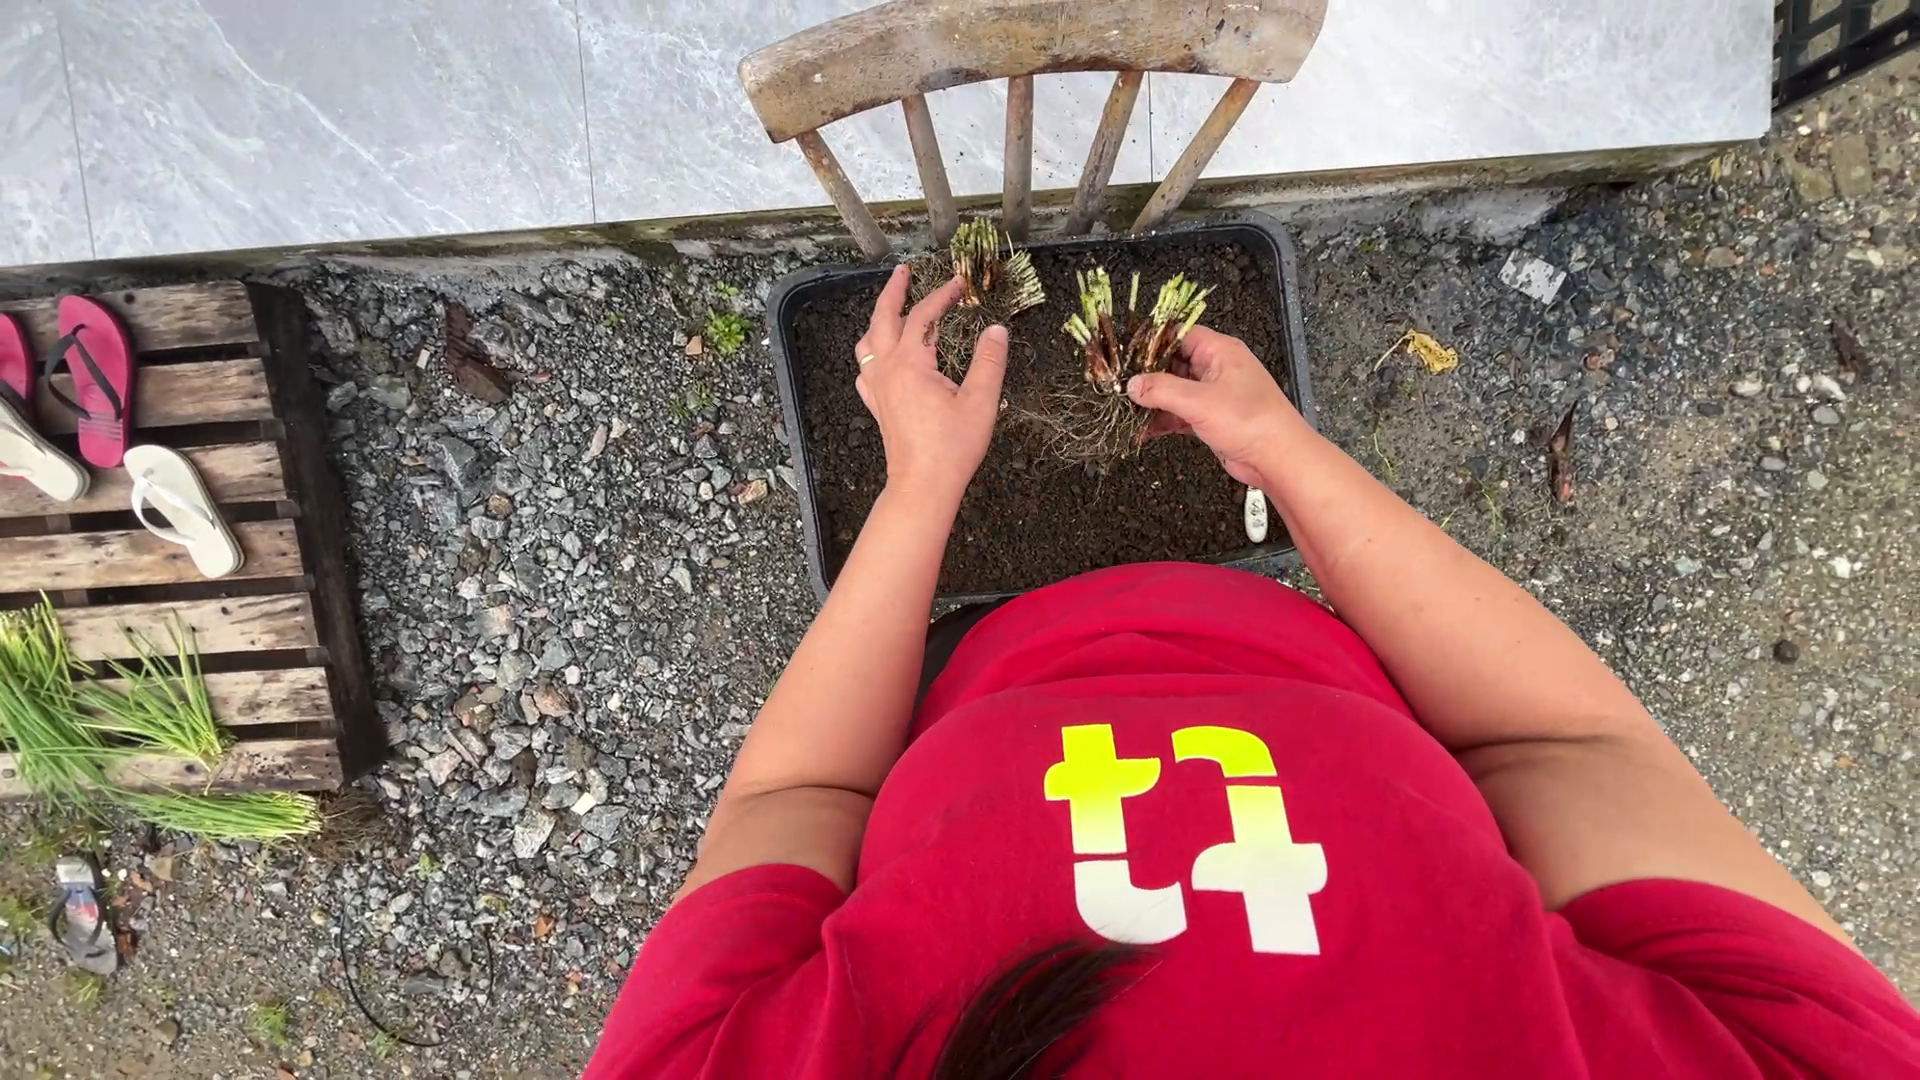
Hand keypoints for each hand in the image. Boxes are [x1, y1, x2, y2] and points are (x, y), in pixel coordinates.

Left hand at [853, 265, 1007, 505]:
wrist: (923, 485)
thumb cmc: (951, 448)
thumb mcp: (981, 402)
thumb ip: (990, 361)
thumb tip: (998, 330)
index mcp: (910, 364)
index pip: (924, 316)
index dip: (942, 295)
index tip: (960, 284)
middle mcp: (887, 370)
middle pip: (883, 319)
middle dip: (894, 292)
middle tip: (904, 273)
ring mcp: (877, 389)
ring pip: (867, 343)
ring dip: (878, 320)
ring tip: (891, 309)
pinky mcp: (877, 406)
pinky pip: (865, 371)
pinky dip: (872, 354)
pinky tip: (881, 357)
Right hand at [1127, 326, 1301, 490]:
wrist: (1276, 458)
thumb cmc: (1250, 421)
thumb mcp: (1199, 401)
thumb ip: (1162, 390)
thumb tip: (1133, 384)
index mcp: (1219, 352)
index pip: (1179, 335)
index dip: (1152, 342)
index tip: (1126, 353)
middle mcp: (1215, 369)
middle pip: (1172, 364)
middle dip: (1147, 376)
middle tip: (1120, 384)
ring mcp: (1212, 394)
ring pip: (1173, 391)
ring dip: (1152, 402)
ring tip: (1126, 409)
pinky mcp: (1209, 418)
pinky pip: (1178, 414)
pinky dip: (1161, 421)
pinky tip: (1142, 430)